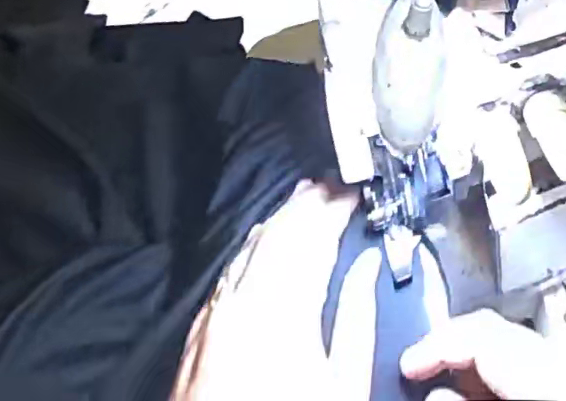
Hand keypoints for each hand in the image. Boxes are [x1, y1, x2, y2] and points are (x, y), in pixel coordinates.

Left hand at [172, 181, 369, 400]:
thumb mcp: (345, 383)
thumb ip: (358, 314)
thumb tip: (368, 264)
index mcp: (288, 314)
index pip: (316, 239)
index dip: (338, 208)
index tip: (357, 192)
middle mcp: (245, 309)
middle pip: (280, 235)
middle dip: (310, 203)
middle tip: (335, 184)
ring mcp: (215, 324)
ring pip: (249, 250)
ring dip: (280, 218)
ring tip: (304, 197)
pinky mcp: (197, 342)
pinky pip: (227, 275)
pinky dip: (250, 249)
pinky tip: (261, 241)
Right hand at [401, 309, 565, 400]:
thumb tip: (436, 398)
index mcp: (552, 378)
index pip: (484, 334)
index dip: (438, 344)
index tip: (408, 365)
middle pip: (500, 337)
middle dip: (454, 355)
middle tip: (417, 375)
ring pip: (514, 354)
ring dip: (477, 369)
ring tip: (441, 389)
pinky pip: (532, 374)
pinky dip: (499, 384)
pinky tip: (479, 400)